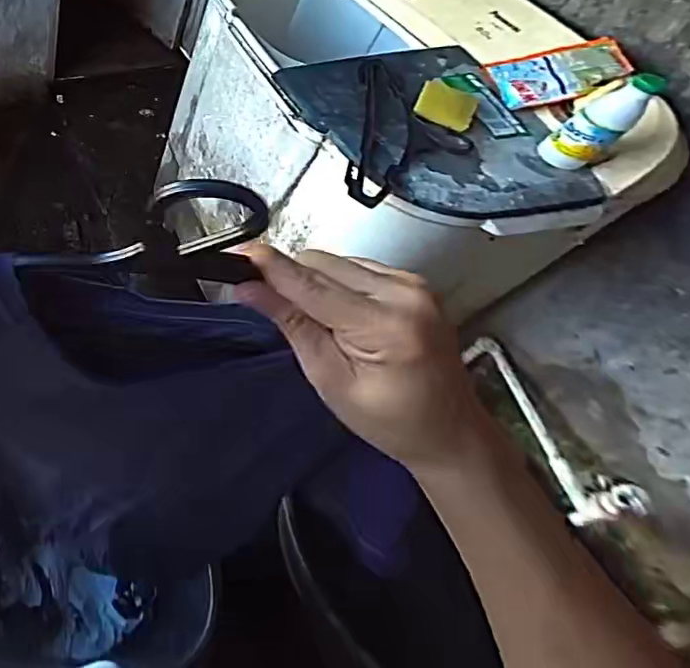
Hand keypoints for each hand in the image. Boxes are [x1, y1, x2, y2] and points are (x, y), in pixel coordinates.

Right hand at [234, 243, 486, 473]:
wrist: (453, 434)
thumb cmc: (393, 422)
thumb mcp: (330, 379)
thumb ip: (291, 325)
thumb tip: (249, 289)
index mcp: (385, 325)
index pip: (310, 283)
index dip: (267, 267)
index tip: (236, 256)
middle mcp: (404, 293)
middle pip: (319, 263)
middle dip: (288, 278)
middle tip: (270, 303)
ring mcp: (412, 284)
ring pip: (333, 260)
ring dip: (310, 279)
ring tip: (314, 319)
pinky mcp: (411, 281)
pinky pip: (352, 265)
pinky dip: (333, 281)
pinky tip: (337, 312)